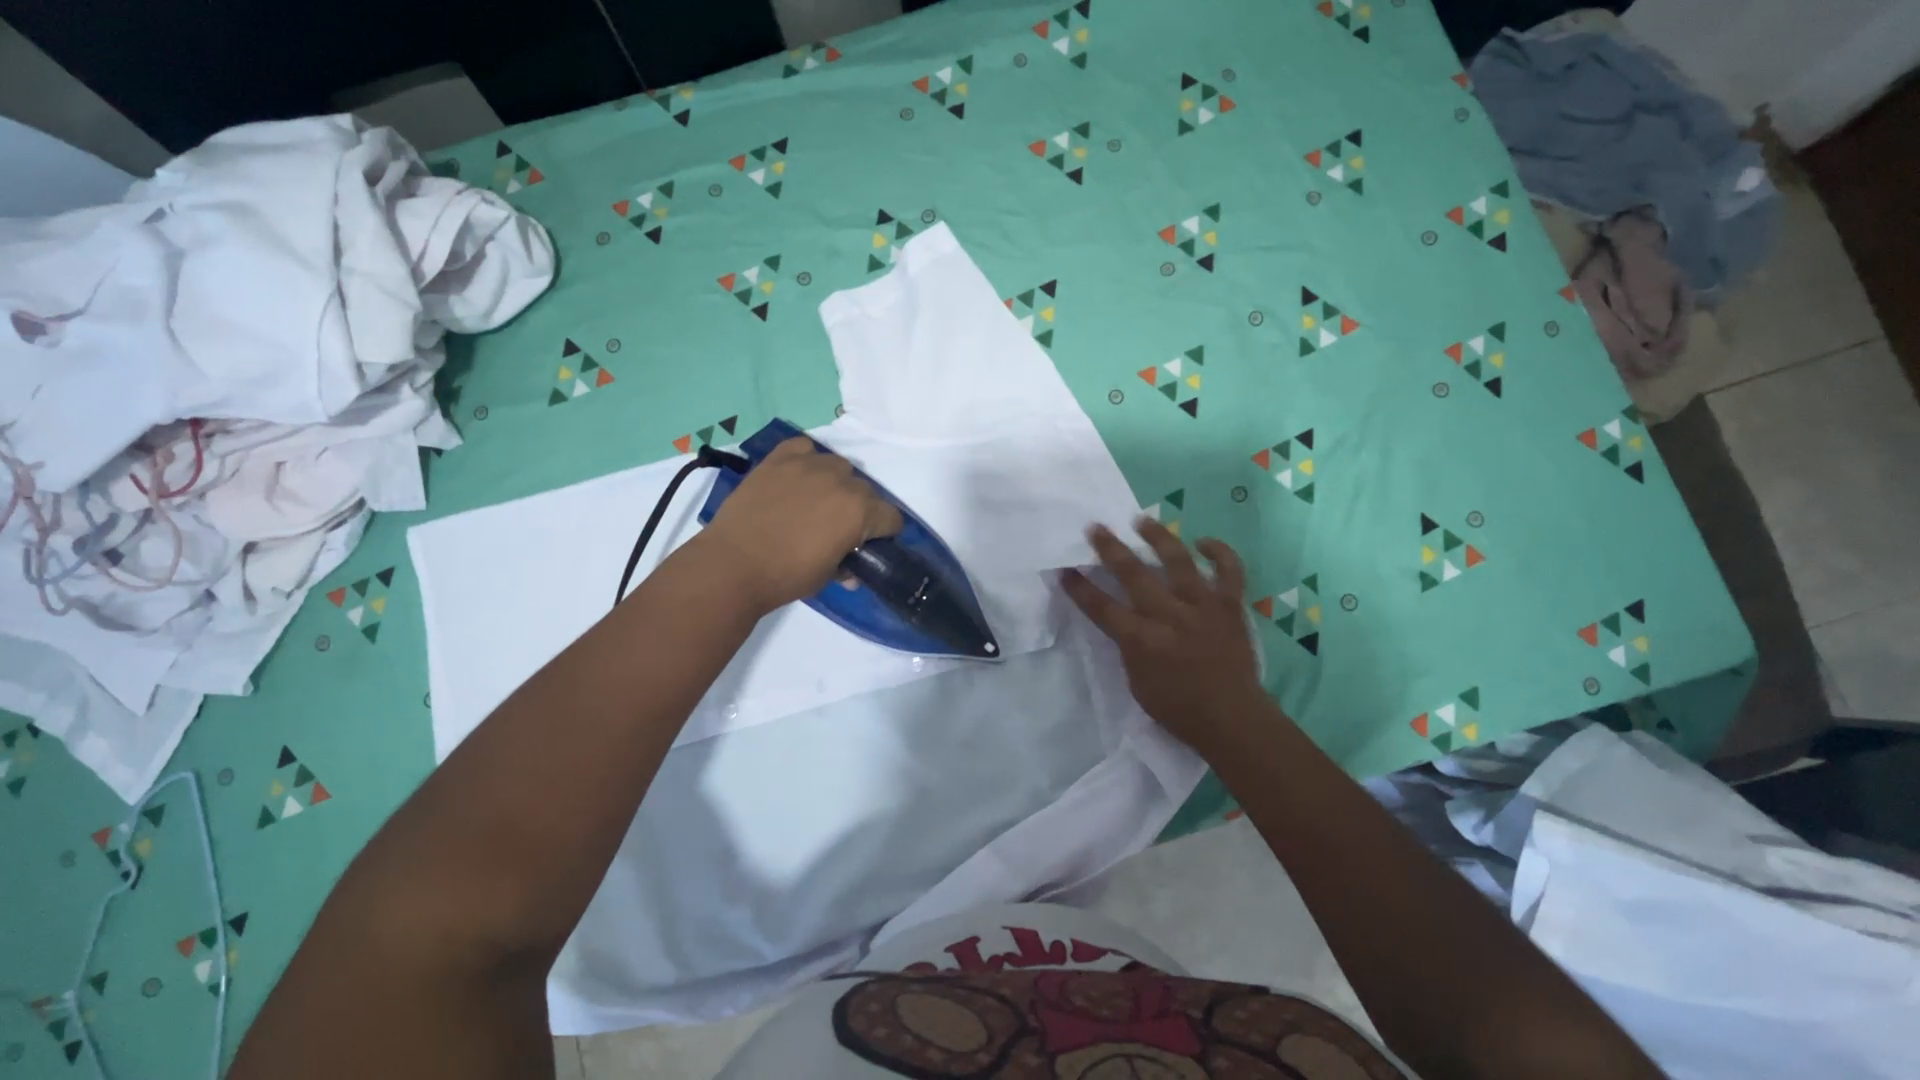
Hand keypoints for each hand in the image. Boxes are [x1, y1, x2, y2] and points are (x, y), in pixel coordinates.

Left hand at [698, 437, 903, 614]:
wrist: (733, 564)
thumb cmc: (785, 576)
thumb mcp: (825, 577)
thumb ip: (845, 566)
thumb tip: (850, 571)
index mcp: (860, 511)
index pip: (891, 517)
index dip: (883, 533)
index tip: (867, 544)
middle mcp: (841, 481)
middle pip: (865, 490)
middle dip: (858, 509)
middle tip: (836, 528)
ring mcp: (808, 465)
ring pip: (837, 466)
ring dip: (834, 483)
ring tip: (814, 502)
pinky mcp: (779, 459)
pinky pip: (804, 448)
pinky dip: (805, 459)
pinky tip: (796, 479)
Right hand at [1061, 520, 1272, 754]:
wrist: (1232, 718)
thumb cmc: (1179, 710)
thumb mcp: (1137, 684)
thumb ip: (1130, 648)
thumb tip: (1127, 624)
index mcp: (1141, 639)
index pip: (1101, 607)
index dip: (1080, 589)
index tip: (1065, 570)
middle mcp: (1168, 615)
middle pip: (1133, 573)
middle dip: (1110, 549)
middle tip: (1096, 527)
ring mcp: (1202, 606)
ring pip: (1178, 560)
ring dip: (1158, 537)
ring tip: (1143, 520)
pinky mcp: (1230, 606)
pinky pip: (1229, 571)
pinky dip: (1219, 553)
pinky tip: (1204, 542)